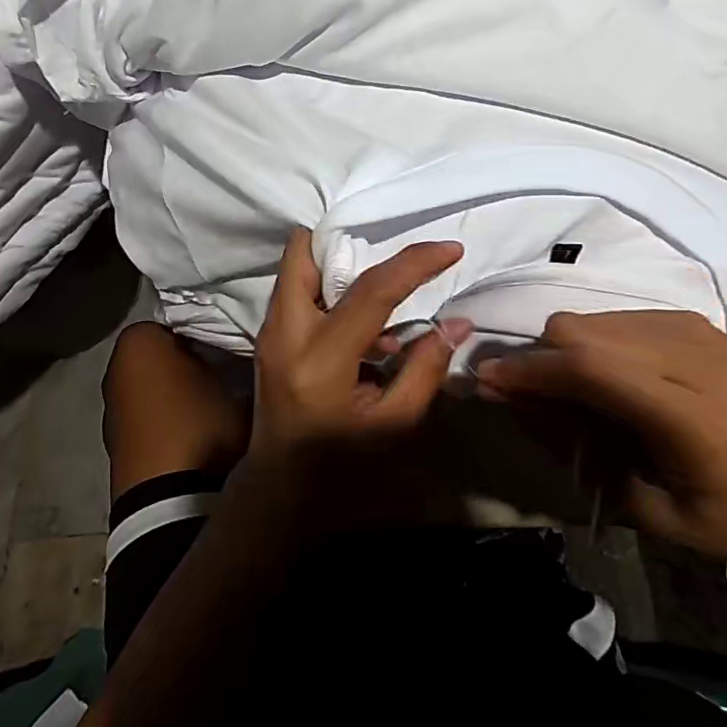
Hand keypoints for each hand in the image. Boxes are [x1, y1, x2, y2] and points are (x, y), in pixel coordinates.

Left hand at [250, 227, 471, 467]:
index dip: (414, 263)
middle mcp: (285, 334)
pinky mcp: (268, 334)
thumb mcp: (395, 423)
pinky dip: (329, 286)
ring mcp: (269, 331)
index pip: (370, 291)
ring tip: (382, 290)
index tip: (450, 249)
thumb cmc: (341, 461)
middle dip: (347, 241)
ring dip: (337, 263)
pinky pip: (296, 287)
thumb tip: (458, 323)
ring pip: (296, 265)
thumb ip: (426, 368)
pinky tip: (362, 324)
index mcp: (321, 361)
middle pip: (303, 254)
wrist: (281, 485)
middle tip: (391, 252)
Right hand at [476, 311, 726, 561]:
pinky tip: (601, 375)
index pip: (599, 372)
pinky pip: (620, 316)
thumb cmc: (713, 522)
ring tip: (565, 389)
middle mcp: (712, 367)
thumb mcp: (635, 505)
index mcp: (705, 429)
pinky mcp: (702, 323)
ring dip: (567, 349)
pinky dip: (595, 342)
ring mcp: (709, 336)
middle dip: (543, 357)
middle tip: (522, 391)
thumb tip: (502, 391)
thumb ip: (569, 443)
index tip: (487, 377)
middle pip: (594, 333)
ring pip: (601, 318)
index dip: (535, 369)